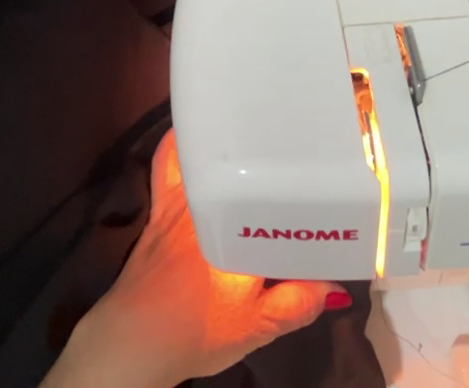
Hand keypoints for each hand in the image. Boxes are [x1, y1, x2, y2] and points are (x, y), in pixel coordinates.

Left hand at [44, 131, 348, 387]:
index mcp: (237, 226)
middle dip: (266, 154)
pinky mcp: (158, 207)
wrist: (133, 340)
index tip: (322, 175)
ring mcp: (179, 200)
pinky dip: (180, 144)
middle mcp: (208, 202)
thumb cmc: (197, 329)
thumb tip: (334, 285)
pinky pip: (169, 161)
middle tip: (291, 144)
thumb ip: (297, 302)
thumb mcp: (257, 324)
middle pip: (241, 165)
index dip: (301, 185)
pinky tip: (191, 134)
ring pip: (204, 154)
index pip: (277, 195)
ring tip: (247, 128)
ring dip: (224, 141)